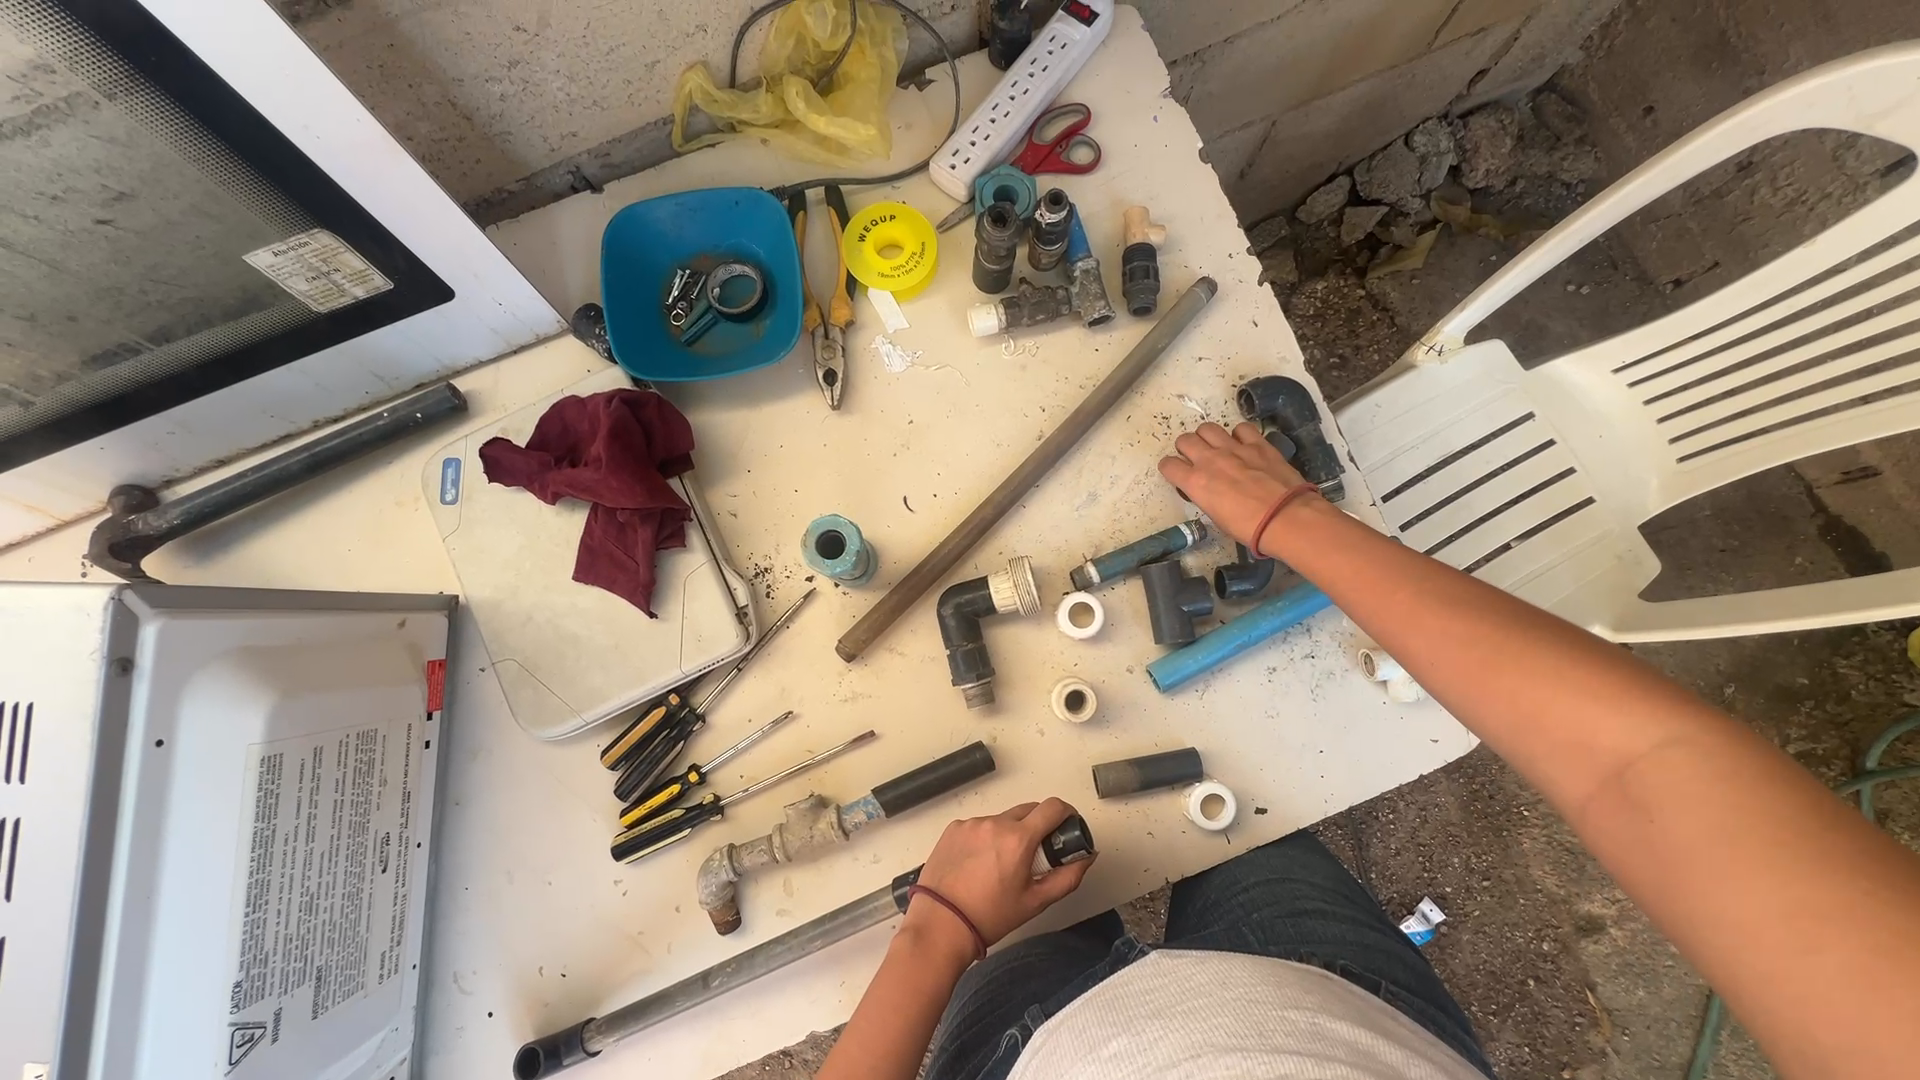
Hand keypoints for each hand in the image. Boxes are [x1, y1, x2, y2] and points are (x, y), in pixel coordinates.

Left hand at [905, 799, 1094, 960]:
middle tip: (1035, 855)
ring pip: (1001, 820)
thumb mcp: (1036, 902)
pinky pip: (978, 826)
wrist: (941, 924)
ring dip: (1009, 834)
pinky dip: (985, 838)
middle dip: (1037, 827)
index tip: (1067, 825)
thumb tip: (1087, 857)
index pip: (1052, 807)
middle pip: (1027, 811)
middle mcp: (994, 823)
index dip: (1065, 813)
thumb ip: (1068, 877)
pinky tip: (978, 864)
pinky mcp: (953, 828)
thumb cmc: (989, 916)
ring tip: (1000, 866)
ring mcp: (971, 824)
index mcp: (1018, 838)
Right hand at [1159, 421, 1315, 552]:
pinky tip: (1243, 444)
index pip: (1168, 465)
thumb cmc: (1248, 527)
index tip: (1176, 473)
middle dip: (1185, 447)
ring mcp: (1234, 448)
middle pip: (1185, 439)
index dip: (1170, 468)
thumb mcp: (1216, 517)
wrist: (1286, 518)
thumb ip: (1206, 496)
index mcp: (1195, 482)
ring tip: (1215, 446)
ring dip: (1207, 437)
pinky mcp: (1258, 444)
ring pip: (1208, 428)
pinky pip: (1241, 428)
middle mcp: (1210, 460)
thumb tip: (1208, 490)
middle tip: (1194, 456)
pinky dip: (1238, 434)